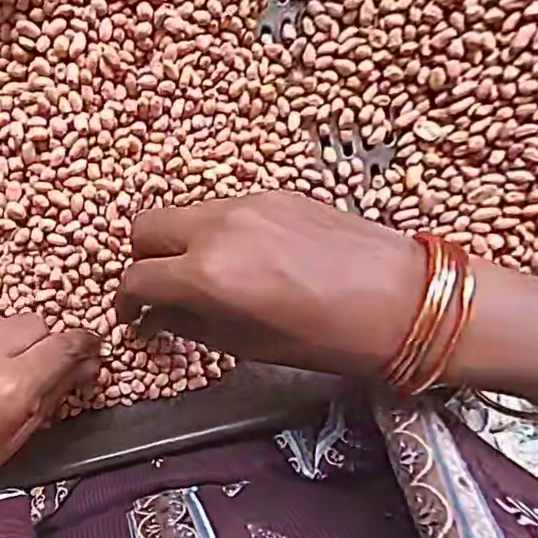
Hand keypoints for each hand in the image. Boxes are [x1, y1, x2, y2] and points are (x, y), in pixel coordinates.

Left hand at [0, 315, 100, 517]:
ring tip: (4, 370)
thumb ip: (54, 396)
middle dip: (47, 342)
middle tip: (44, 367)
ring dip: (14, 340)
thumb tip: (86, 368)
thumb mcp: (14, 441)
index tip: (91, 348)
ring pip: (3, 321)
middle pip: (36, 323)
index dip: (85, 344)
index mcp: (9, 387)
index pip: (63, 344)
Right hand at [115, 192, 537, 405]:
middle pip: (144, 227)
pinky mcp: (273, 192)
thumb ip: (190, 324)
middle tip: (161, 288)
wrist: (410, 298)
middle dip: (141, 259)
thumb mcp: (249, 345)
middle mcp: (216, 227)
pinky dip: (212, 231)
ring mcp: (245, 202)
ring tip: (204, 273)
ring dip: (176, 242)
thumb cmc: (330, 339)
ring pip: (181, 212)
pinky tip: (243, 257)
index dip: (127, 302)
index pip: (137, 278)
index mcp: (208, 273)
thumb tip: (157, 312)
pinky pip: (219, 209)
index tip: (134, 317)